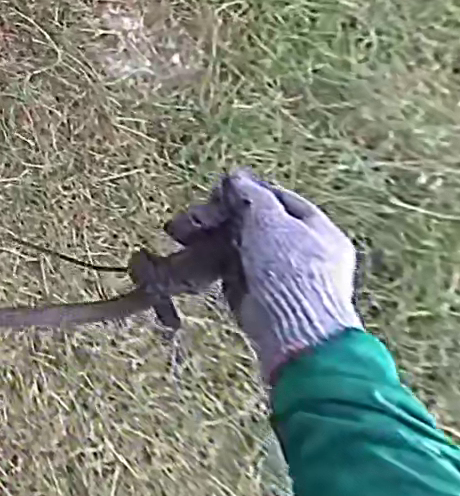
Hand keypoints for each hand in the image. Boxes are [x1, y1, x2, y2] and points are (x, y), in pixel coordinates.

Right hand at [179, 169, 360, 380]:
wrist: (288, 319)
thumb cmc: (287, 266)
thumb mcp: (271, 221)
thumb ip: (253, 196)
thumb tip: (237, 175)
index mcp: (316, 229)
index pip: (279, 198)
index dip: (247, 191)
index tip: (217, 191)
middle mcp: (299, 245)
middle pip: (248, 217)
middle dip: (214, 214)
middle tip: (191, 218)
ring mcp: (275, 264)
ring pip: (231, 236)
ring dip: (201, 232)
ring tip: (179, 235)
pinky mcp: (252, 279)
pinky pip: (224, 256)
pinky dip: (205, 252)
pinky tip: (188, 251)